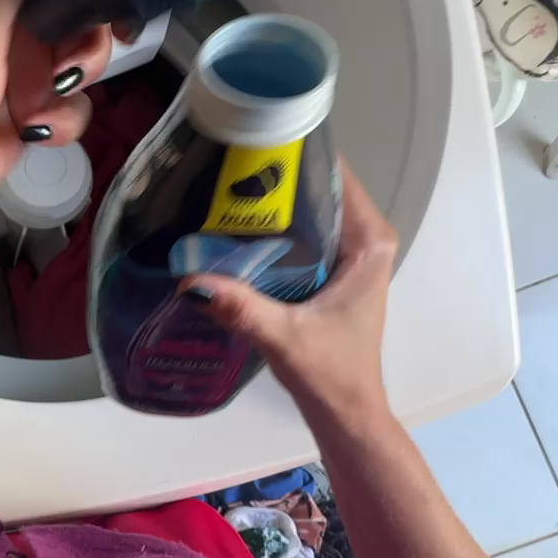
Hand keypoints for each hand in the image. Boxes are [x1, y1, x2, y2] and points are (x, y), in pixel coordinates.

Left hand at [0, 0, 114, 238]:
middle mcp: (4, 21)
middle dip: (91, 23)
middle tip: (99, 42)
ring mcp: (19, 69)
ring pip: (82, 53)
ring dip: (74, 79)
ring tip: (43, 100)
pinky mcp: (29, 113)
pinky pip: (72, 105)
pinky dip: (61, 121)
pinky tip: (34, 133)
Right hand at [183, 164, 399, 419]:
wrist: (344, 411)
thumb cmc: (330, 372)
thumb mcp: (283, 337)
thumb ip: (242, 308)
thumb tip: (189, 281)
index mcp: (368, 244)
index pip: (338, 177)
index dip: (298, 158)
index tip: (252, 146)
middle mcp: (362, 243)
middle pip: (318, 193)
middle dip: (273, 182)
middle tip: (221, 172)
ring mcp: (344, 260)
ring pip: (306, 217)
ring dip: (268, 209)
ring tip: (219, 196)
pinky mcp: (327, 277)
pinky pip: (297, 241)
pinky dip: (268, 235)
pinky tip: (229, 237)